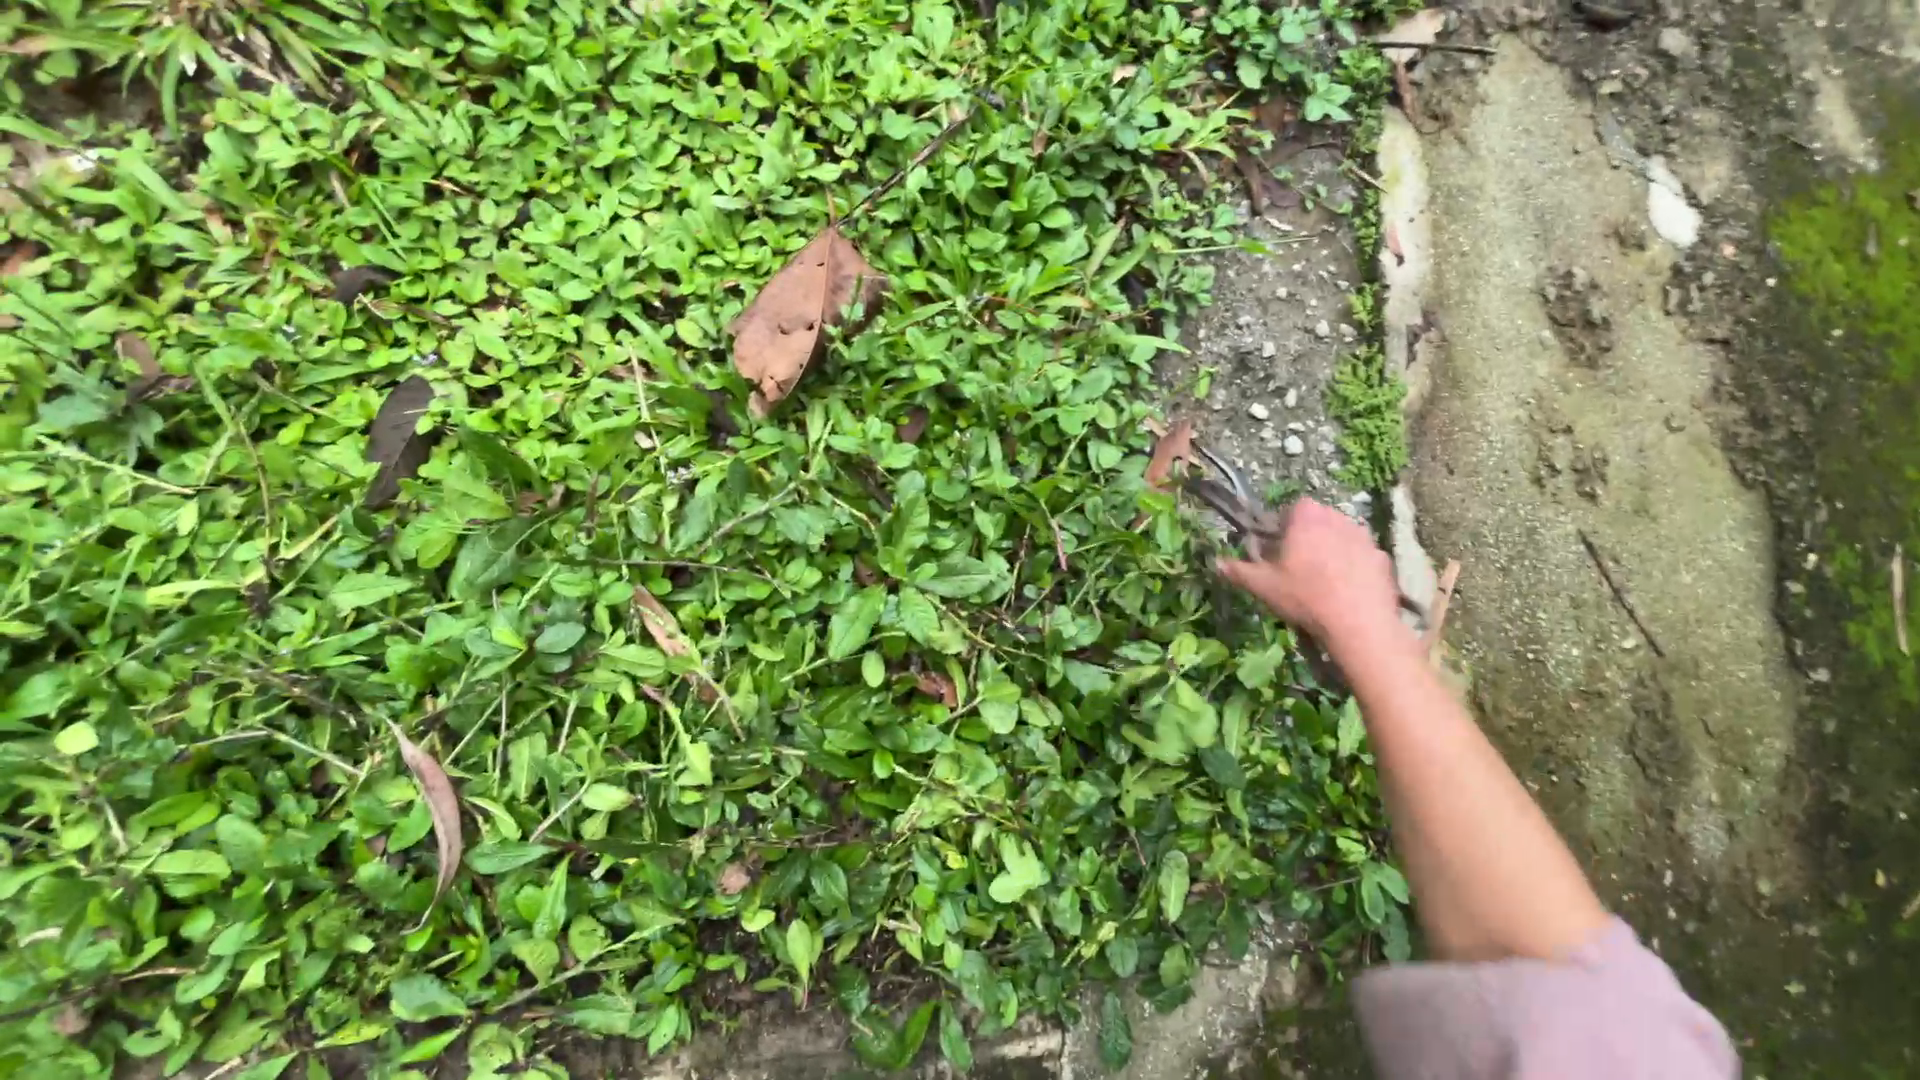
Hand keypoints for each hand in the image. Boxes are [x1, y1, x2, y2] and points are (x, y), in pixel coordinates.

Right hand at [1215, 499, 1400, 647]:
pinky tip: (1345, 591)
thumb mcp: (1263, 586)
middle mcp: (1338, 518)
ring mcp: (1365, 537)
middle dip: (1308, 536)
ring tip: (1322, 580)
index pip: (1294, 508)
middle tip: (1296, 566)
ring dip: (1332, 550)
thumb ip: (1238, 570)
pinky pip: (1362, 556)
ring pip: (1342, 536)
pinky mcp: (1383, 558)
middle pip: (1319, 520)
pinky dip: (1354, 567)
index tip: (1278, 549)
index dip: (1284, 526)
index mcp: (1307, 517)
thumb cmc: (1305, 596)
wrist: (1359, 623)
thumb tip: (1215, 562)